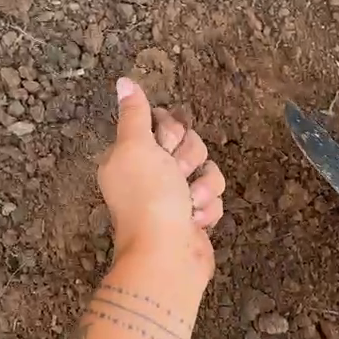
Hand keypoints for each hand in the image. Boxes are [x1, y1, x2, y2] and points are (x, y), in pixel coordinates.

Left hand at [98, 78, 225, 281]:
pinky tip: (195, 220)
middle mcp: (151, 172)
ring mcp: (174, 195)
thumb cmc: (149, 198)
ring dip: (203, 185)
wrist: (167, 257)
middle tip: (176, 174)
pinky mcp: (194, 215)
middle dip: (189, 158)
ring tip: (190, 204)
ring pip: (207, 168)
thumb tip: (124, 81)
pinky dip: (208, 208)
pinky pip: (214, 196)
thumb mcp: (135, 146)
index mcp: (131, 154)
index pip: (163, 121)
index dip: (172, 129)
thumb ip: (134, 113)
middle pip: (189, 142)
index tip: (166, 142)